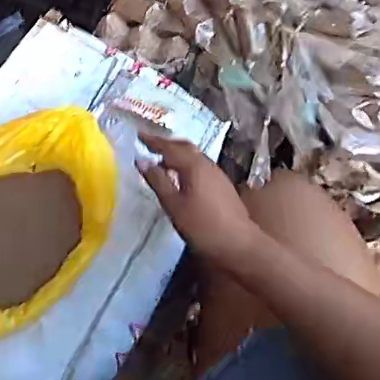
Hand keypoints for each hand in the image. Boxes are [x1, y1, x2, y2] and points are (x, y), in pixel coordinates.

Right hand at [136, 130, 263, 268]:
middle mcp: (207, 164)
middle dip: (167, 144)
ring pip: (194, 156)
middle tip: (150, 144)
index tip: (140, 135)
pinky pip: (200, 165)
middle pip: (185, 147)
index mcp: (194, 165)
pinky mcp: (223, 185)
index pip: (170, 148)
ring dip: (178, 154)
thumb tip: (141, 161)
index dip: (154, 141)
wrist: (240, 244)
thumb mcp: (174, 206)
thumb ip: (158, 181)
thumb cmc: (202, 226)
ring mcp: (217, 174)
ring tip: (162, 160)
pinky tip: (181, 177)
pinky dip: (186, 164)